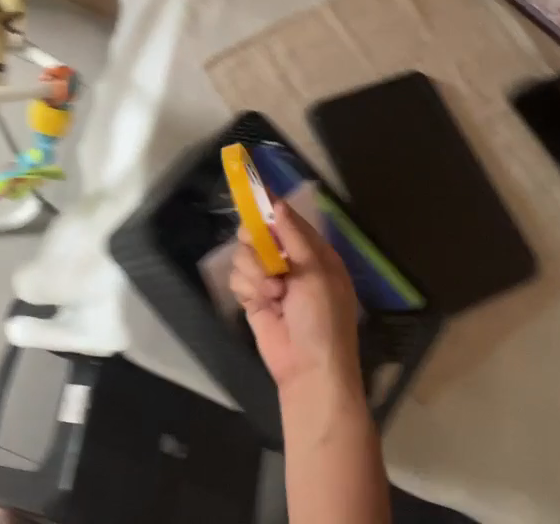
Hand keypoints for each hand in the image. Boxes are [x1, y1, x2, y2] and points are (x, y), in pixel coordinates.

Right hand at [229, 200, 363, 402]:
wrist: (309, 369)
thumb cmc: (323, 319)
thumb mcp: (316, 274)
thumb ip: (294, 237)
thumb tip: (277, 203)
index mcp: (313, 253)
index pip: (287, 219)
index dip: (268, 205)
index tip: (249, 190)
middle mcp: (290, 262)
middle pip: (256, 233)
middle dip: (256, 246)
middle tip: (265, 259)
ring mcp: (269, 280)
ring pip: (243, 256)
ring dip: (254, 274)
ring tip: (271, 294)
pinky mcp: (252, 297)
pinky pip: (236, 278)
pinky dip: (246, 290)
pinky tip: (261, 304)